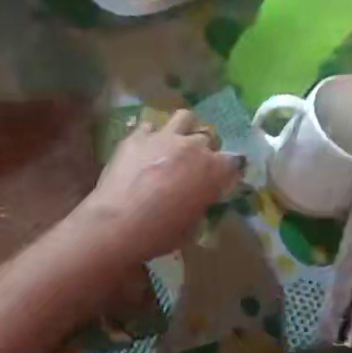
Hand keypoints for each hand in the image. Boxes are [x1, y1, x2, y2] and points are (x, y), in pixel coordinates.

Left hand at [74, 109, 241, 263]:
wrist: (117, 223)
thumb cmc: (158, 233)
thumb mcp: (190, 228)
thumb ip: (199, 205)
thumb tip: (196, 200)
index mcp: (214, 171)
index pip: (234, 162)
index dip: (227, 171)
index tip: (220, 180)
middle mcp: (193, 147)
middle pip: (207, 139)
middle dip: (203, 151)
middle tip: (191, 167)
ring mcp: (164, 137)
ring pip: (184, 118)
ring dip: (184, 129)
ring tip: (174, 144)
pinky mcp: (136, 137)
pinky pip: (149, 127)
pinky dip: (150, 137)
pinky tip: (143, 150)